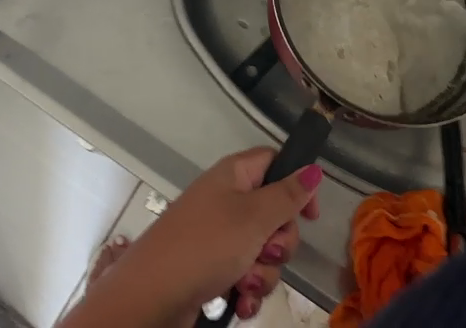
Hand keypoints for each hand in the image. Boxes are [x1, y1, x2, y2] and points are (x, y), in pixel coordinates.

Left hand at [70, 148, 321, 326]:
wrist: (151, 297)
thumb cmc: (205, 245)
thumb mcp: (253, 217)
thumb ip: (288, 196)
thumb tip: (313, 168)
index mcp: (234, 176)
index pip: (275, 162)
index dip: (297, 184)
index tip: (310, 215)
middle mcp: (226, 201)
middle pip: (274, 213)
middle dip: (279, 242)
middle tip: (267, 252)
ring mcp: (218, 237)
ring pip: (263, 251)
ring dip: (263, 273)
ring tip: (245, 283)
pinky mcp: (212, 269)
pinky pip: (246, 275)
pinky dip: (248, 290)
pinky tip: (241, 302)